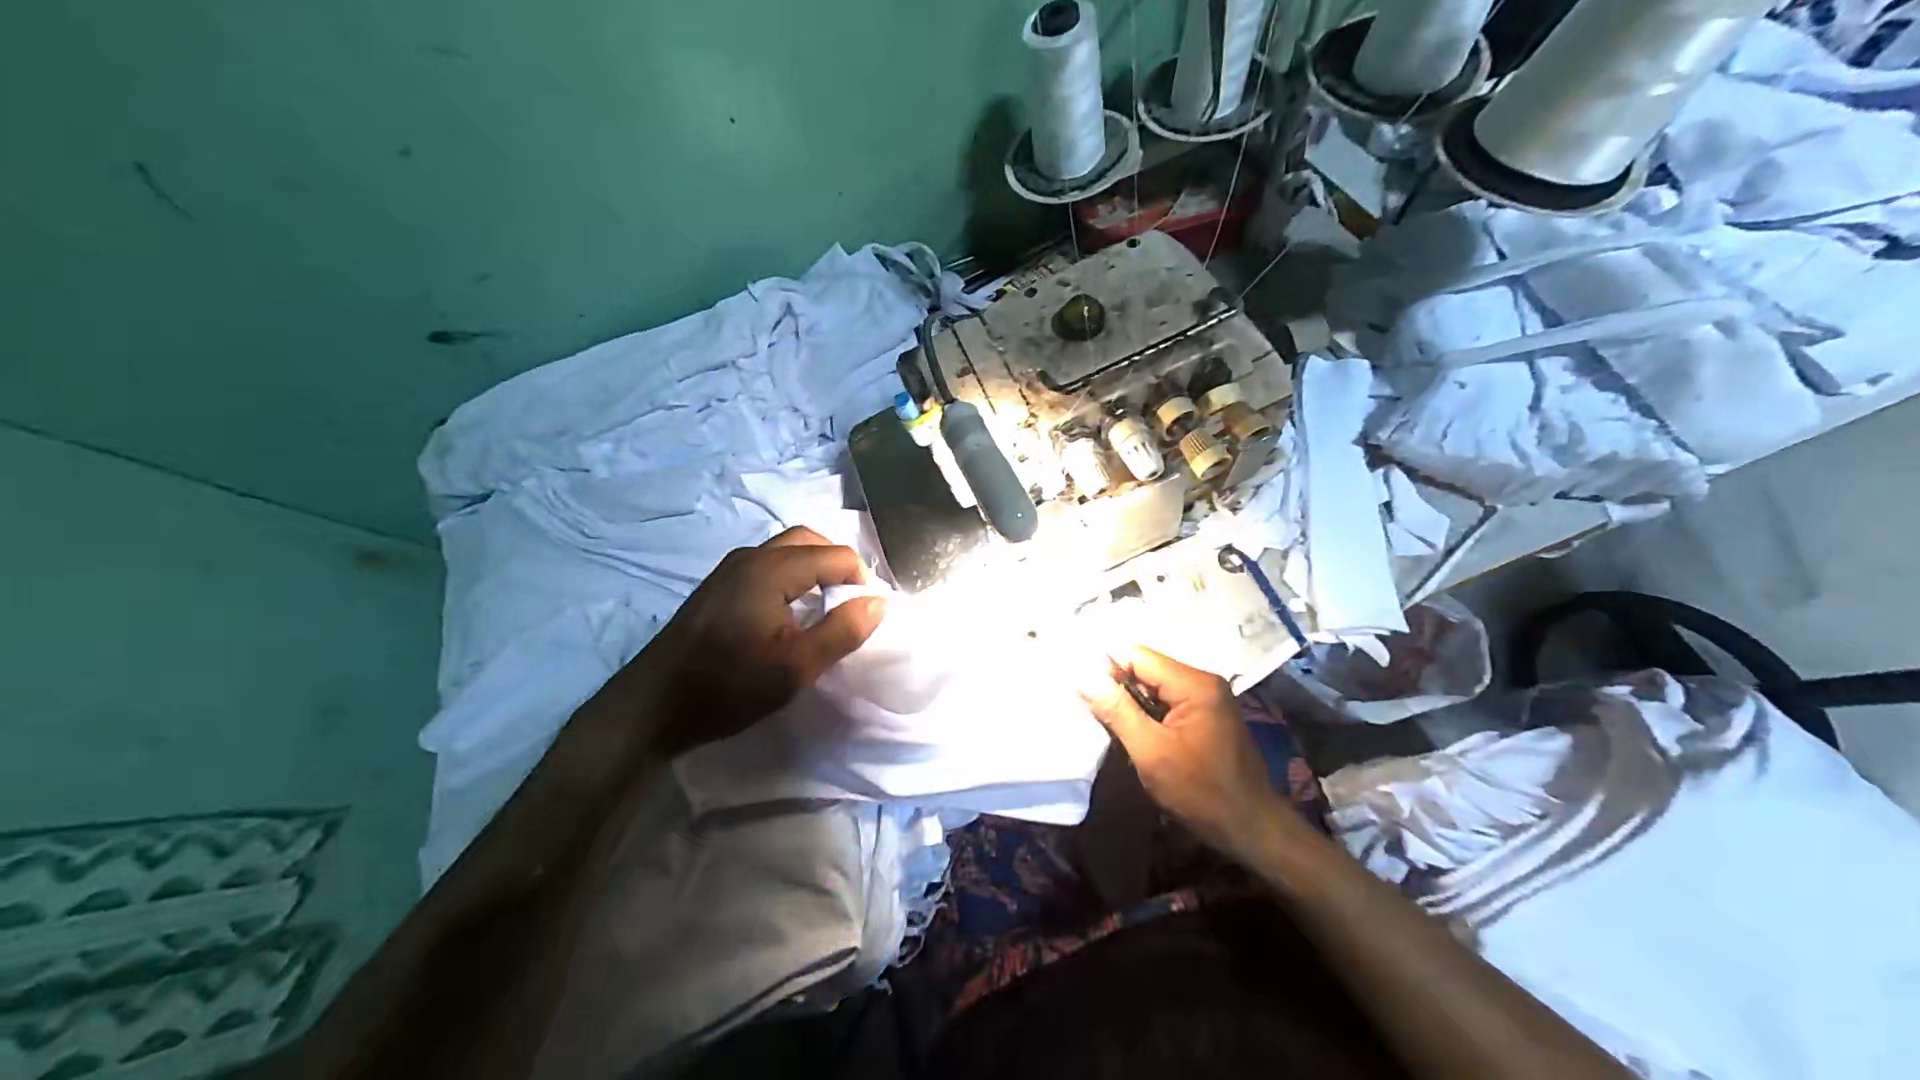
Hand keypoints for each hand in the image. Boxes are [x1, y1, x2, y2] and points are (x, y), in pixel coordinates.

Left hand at [635, 526, 886, 753]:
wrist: (652, 707)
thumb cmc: (728, 686)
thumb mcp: (796, 667)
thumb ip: (842, 631)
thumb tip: (877, 603)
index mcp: (770, 569)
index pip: (835, 555)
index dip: (861, 580)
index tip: (867, 616)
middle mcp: (749, 557)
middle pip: (808, 541)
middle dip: (838, 566)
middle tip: (850, 604)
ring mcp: (728, 570)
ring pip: (786, 552)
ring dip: (814, 571)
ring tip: (825, 610)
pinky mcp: (717, 587)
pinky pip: (766, 566)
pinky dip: (791, 578)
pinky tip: (789, 615)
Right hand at [1080, 646, 1287, 859]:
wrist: (1251, 828)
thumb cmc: (1200, 791)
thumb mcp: (1151, 752)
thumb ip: (1117, 711)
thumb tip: (1085, 678)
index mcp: (1194, 683)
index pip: (1138, 656)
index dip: (1109, 672)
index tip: (1090, 697)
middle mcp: (1204, 682)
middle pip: (1147, 668)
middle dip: (1120, 689)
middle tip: (1102, 718)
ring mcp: (1209, 698)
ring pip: (1155, 686)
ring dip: (1134, 705)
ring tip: (1119, 729)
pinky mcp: (1208, 715)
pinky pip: (1168, 702)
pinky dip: (1150, 715)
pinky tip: (1142, 737)